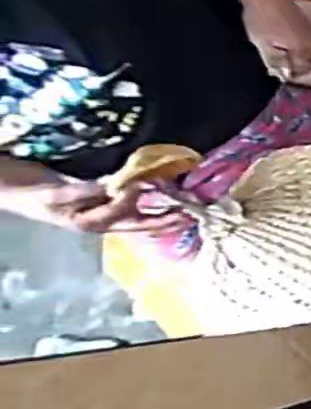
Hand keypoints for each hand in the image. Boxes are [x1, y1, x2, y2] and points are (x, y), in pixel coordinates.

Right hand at [16, 178, 192, 233]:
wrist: (12, 187)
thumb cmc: (27, 192)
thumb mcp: (52, 193)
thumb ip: (83, 191)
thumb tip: (113, 187)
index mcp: (89, 223)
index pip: (119, 213)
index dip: (131, 199)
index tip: (141, 184)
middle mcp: (104, 222)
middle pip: (144, 224)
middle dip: (170, 220)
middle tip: (194, 214)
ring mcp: (108, 214)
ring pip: (146, 217)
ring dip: (169, 213)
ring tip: (191, 208)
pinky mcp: (110, 205)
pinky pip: (139, 206)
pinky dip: (156, 201)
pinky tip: (170, 196)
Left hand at [242, 0, 310, 77]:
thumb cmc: (262, 19)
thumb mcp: (261, 42)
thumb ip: (274, 59)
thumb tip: (282, 72)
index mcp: (305, 51)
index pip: (303, 69)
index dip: (292, 73)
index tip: (284, 74)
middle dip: (301, 63)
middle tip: (287, 63)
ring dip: (305, 54)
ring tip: (291, 52)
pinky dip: (306, 45)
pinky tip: (293, 41)